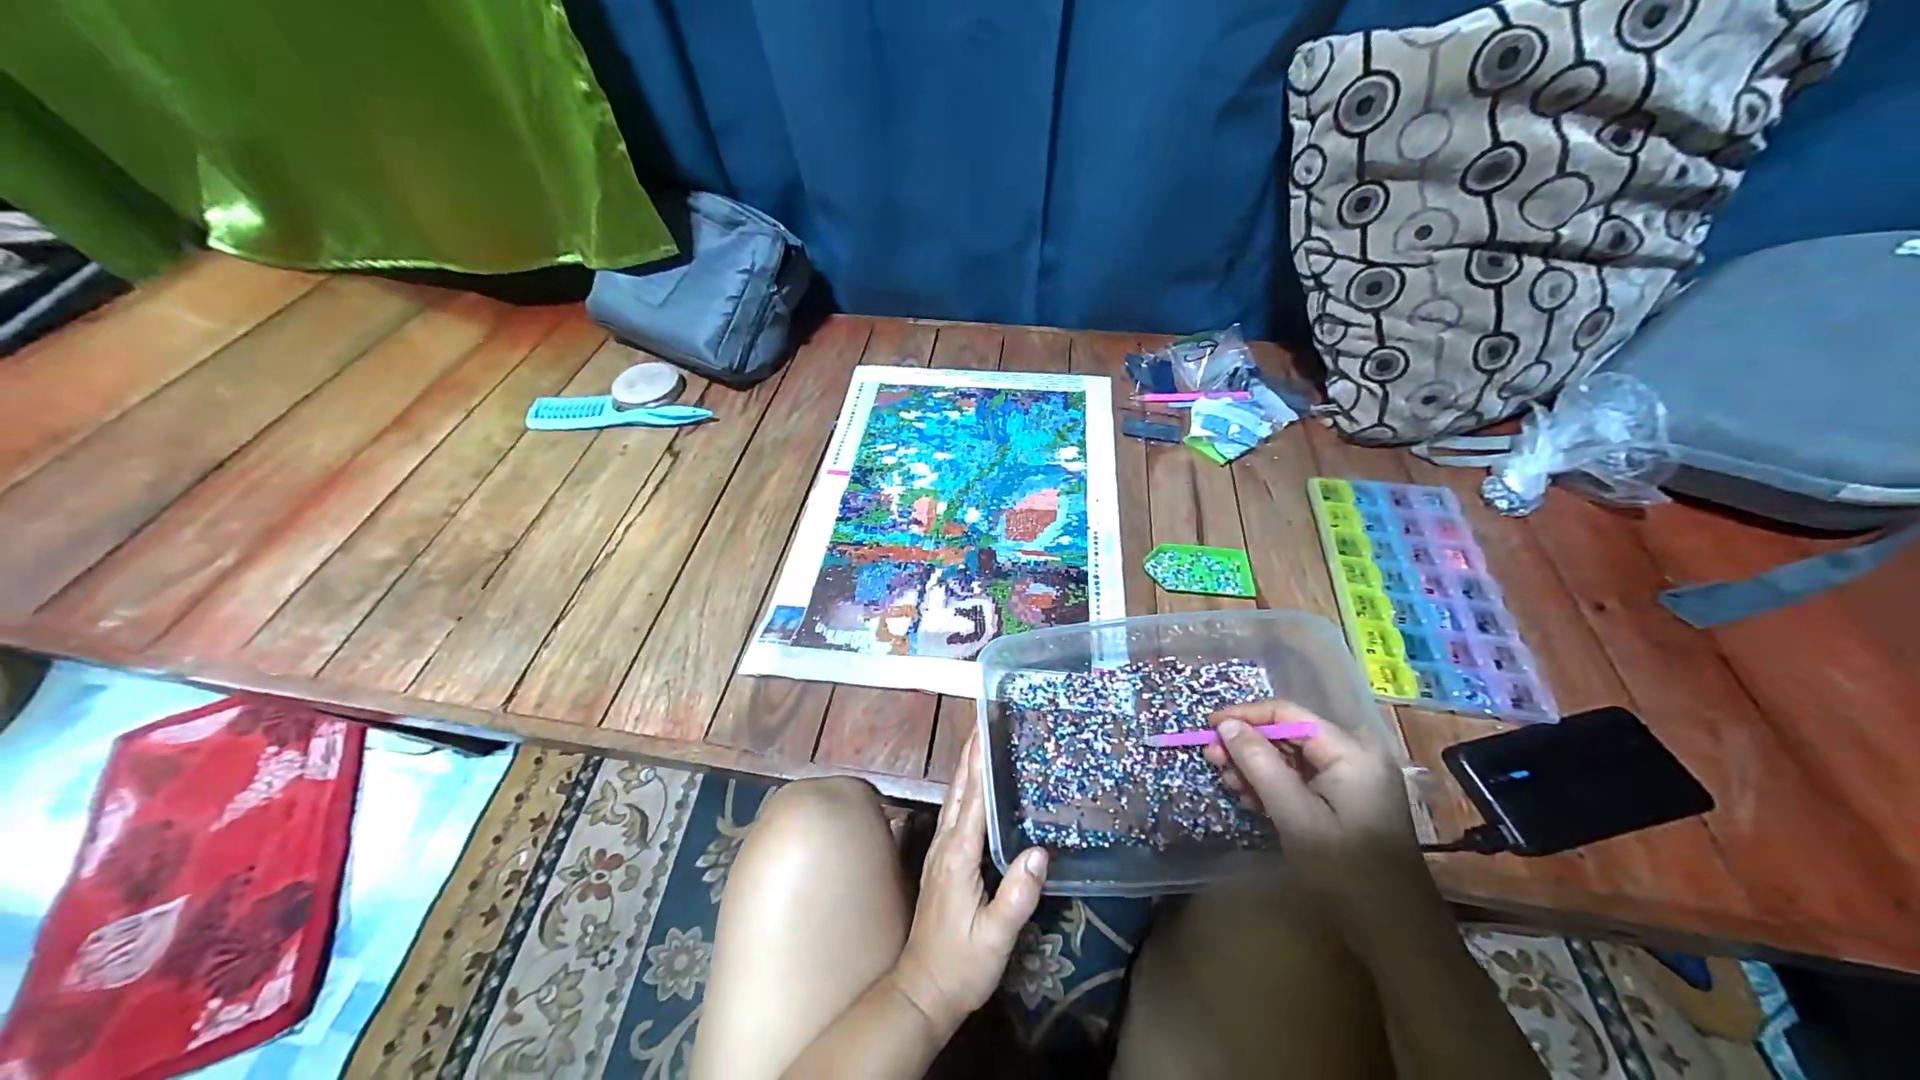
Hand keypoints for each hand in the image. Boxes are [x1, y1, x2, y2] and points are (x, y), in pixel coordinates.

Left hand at [887, 729, 1047, 1036]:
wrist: (923, 992)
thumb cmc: (961, 966)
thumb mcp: (996, 937)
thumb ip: (1017, 895)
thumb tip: (1040, 850)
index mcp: (958, 856)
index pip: (972, 799)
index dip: (979, 762)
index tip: (986, 728)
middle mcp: (945, 846)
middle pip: (959, 789)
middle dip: (970, 753)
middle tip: (986, 720)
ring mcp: (940, 853)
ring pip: (954, 799)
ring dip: (966, 767)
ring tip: (981, 740)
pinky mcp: (942, 862)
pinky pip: (954, 814)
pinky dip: (965, 790)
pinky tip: (974, 787)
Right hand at [1204, 700, 1429, 912]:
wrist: (1395, 933)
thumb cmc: (1346, 872)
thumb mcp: (1294, 815)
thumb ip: (1259, 764)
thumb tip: (1227, 726)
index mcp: (1351, 752)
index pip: (1288, 714)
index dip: (1245, 716)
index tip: (1209, 727)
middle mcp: (1355, 756)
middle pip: (1289, 734)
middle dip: (1247, 744)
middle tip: (1212, 758)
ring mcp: (1353, 779)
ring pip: (1292, 757)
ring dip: (1256, 766)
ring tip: (1228, 782)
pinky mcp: (1347, 800)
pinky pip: (1302, 778)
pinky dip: (1273, 784)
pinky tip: (1249, 797)